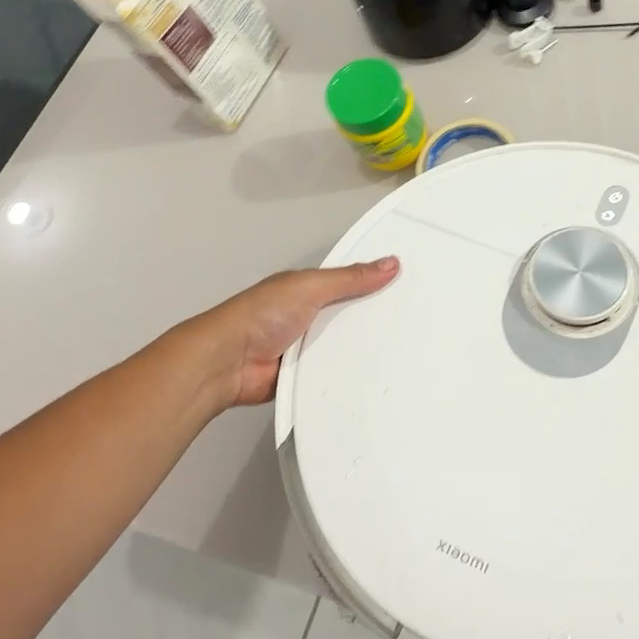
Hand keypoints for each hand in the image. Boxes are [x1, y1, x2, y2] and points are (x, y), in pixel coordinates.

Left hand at [178, 257, 399, 408]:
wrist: (227, 363)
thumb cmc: (259, 315)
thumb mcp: (310, 286)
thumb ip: (350, 278)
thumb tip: (389, 263)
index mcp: (308, 288)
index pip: (349, 282)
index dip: (375, 282)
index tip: (406, 285)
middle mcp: (309, 316)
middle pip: (351, 316)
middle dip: (372, 318)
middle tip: (410, 321)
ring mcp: (306, 347)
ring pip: (345, 346)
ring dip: (359, 349)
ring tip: (398, 350)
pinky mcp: (305, 375)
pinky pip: (334, 373)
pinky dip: (345, 373)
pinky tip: (369, 375)